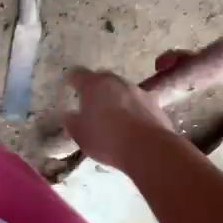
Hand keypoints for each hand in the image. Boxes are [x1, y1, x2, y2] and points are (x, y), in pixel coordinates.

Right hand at [62, 66, 178, 172]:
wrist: (147, 148)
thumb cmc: (106, 139)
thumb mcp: (81, 135)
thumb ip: (72, 122)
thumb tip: (68, 115)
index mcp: (92, 84)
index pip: (77, 74)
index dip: (72, 80)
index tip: (70, 87)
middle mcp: (114, 81)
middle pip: (102, 79)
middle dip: (96, 89)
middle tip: (92, 105)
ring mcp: (137, 90)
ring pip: (122, 90)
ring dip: (117, 99)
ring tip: (115, 118)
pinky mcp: (154, 103)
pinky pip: (138, 103)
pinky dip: (134, 109)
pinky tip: (134, 125)